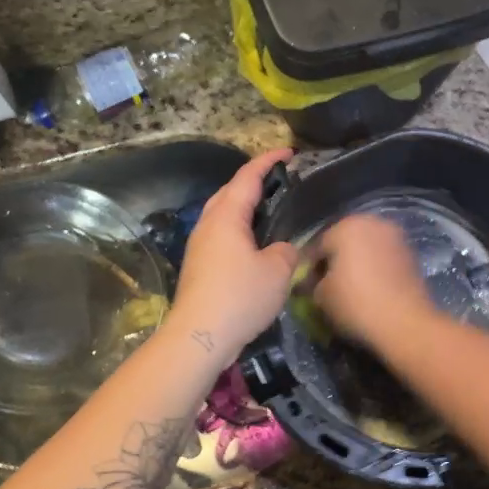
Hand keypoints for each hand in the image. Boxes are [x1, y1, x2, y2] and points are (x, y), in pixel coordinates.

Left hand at [164, 150, 300, 366]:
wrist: (199, 336)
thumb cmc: (239, 296)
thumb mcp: (277, 271)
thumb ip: (286, 250)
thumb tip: (282, 248)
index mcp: (227, 215)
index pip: (248, 176)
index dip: (268, 161)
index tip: (288, 152)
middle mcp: (209, 224)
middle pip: (230, 192)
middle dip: (253, 182)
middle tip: (280, 181)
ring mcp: (200, 245)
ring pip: (223, 215)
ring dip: (244, 207)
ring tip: (270, 210)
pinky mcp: (199, 266)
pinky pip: (222, 235)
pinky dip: (240, 229)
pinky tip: (255, 244)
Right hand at [310, 214, 437, 346]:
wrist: (405, 323)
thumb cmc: (355, 303)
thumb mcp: (320, 296)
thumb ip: (311, 283)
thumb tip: (313, 283)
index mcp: (346, 225)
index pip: (317, 245)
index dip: (308, 268)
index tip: (305, 287)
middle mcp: (372, 222)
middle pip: (343, 241)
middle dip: (334, 260)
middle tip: (326, 285)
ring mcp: (395, 236)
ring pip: (365, 248)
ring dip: (355, 263)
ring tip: (348, 288)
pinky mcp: (410, 253)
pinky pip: (382, 257)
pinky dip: (373, 268)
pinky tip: (369, 289)